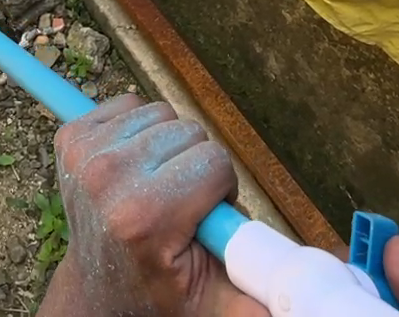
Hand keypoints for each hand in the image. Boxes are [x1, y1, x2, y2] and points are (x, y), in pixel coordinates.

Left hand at [36, 95, 266, 316]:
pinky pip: (129, 103)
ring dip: (169, 144)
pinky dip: (139, 128)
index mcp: (145, 216)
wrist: (98, 290)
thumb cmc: (164, 294)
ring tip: (158, 184)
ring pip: (160, 111)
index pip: (214, 161)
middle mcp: (108, 177)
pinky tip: (135, 166)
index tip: (205, 218)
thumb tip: (328, 284)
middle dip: (197, 164)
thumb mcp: (221, 305)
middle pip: (189, 131)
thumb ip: (266, 286)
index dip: (221, 189)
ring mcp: (84, 153)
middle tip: (182, 203)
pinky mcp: (71, 136)